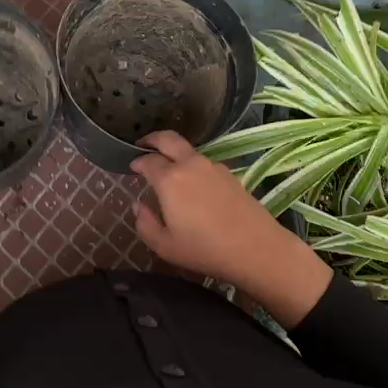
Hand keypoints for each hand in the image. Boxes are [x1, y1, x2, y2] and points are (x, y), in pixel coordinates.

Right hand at [130, 131, 333, 327]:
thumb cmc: (205, 249)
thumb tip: (138, 206)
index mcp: (169, 179)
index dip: (136, 162)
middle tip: (143, 145)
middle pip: (168, 138)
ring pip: (187, 150)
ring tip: (169, 169)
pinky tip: (194, 185)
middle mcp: (190, 164)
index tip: (131, 167)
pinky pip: (203, 162)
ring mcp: (212, 166)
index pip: (147, 160)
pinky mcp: (229, 174)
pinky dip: (192, 165)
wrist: (256, 248)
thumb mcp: (165, 245)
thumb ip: (145, 223)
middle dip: (152, 139)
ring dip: (174, 152)